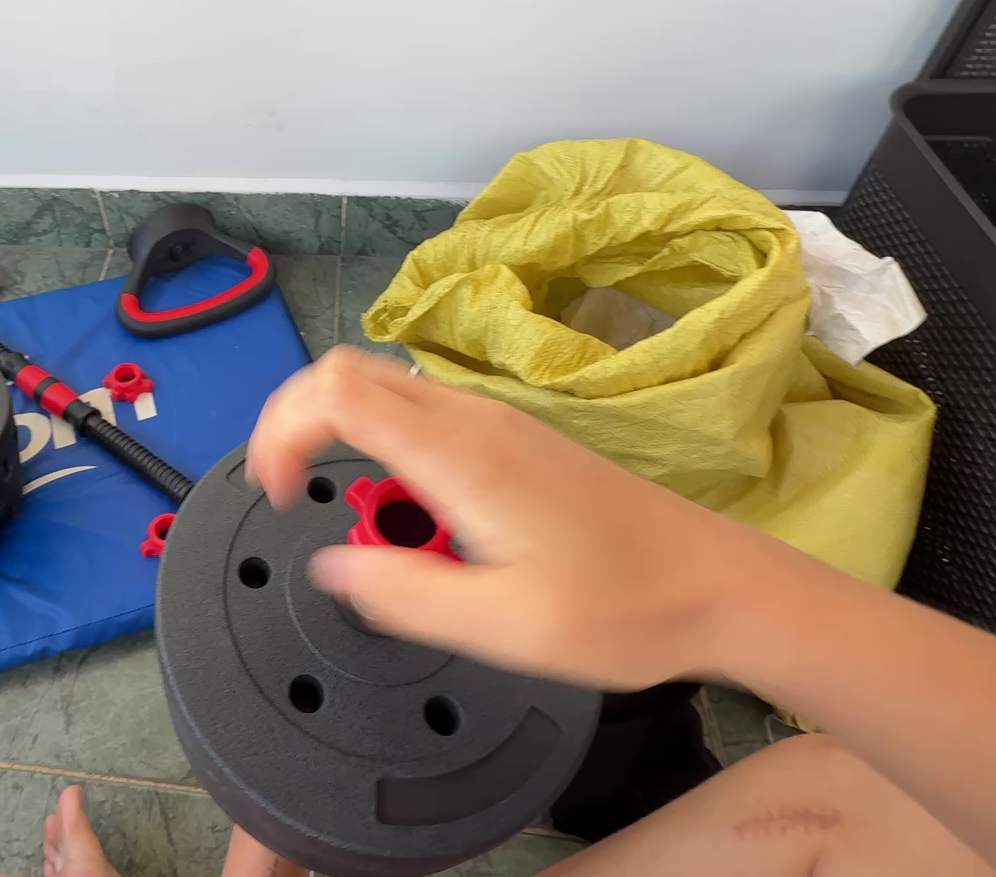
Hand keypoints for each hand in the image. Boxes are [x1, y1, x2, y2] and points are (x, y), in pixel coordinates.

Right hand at [247, 348, 798, 690]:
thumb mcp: (502, 626)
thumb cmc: (621, 608)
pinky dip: (366, 426)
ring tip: (318, 484)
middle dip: (291, 416)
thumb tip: (331, 565)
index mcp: (459, 452)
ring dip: (327, 419)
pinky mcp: (504, 430)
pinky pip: (410, 403)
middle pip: (346, 369)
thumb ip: (403, 593)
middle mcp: (468, 416)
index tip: (276, 489)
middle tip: (282, 483)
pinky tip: (384, 485)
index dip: (283, 428)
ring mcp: (489, 417)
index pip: (337, 392)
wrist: (719, 582)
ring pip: (376, 380)